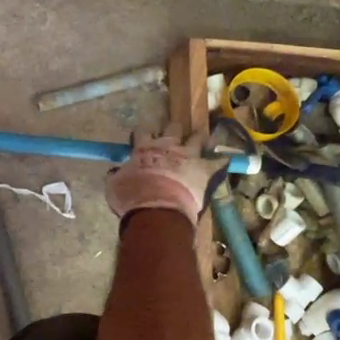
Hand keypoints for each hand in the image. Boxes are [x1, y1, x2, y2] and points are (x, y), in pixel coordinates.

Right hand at [105, 132, 224, 224]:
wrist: (157, 211)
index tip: (142, 137)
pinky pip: (218, 161)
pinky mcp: (205, 169)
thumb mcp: (114, 186)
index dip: (143, 133)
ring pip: (197, 138)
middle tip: (173, 134)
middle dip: (173, 130)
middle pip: (173, 128)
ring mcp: (189, 156)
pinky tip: (225, 159)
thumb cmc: (131, 198)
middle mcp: (167, 146)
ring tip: (201, 137)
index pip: (142, 132)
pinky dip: (221, 160)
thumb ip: (116, 175)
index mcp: (144, 149)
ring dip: (198, 138)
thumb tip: (115, 172)